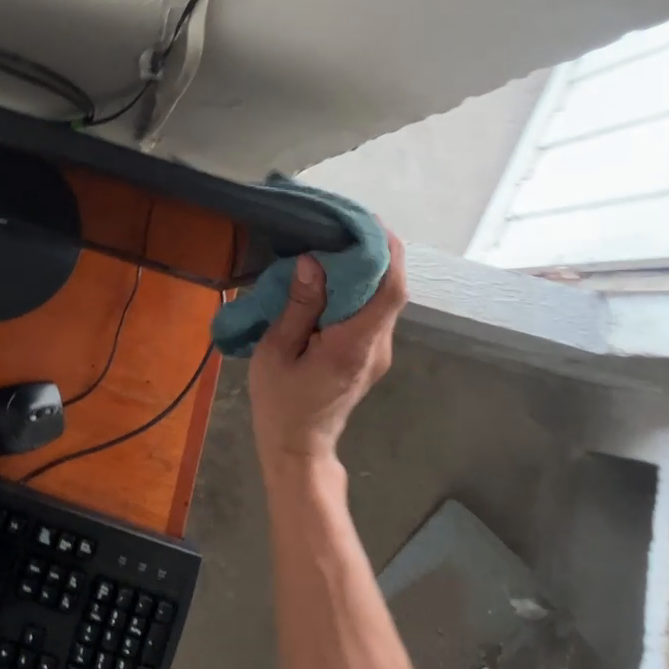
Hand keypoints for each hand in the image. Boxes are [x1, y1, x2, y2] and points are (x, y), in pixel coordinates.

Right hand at [248, 231, 407, 466]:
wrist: (298, 446)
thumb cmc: (281, 402)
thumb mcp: (276, 351)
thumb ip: (298, 306)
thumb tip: (312, 262)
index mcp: (354, 344)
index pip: (390, 291)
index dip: (387, 252)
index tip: (365, 221)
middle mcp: (378, 345)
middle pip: (391, 289)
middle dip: (374, 251)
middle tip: (340, 223)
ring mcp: (378, 350)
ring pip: (384, 298)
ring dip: (366, 267)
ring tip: (333, 240)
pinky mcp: (370, 352)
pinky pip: (372, 310)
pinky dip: (359, 285)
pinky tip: (332, 273)